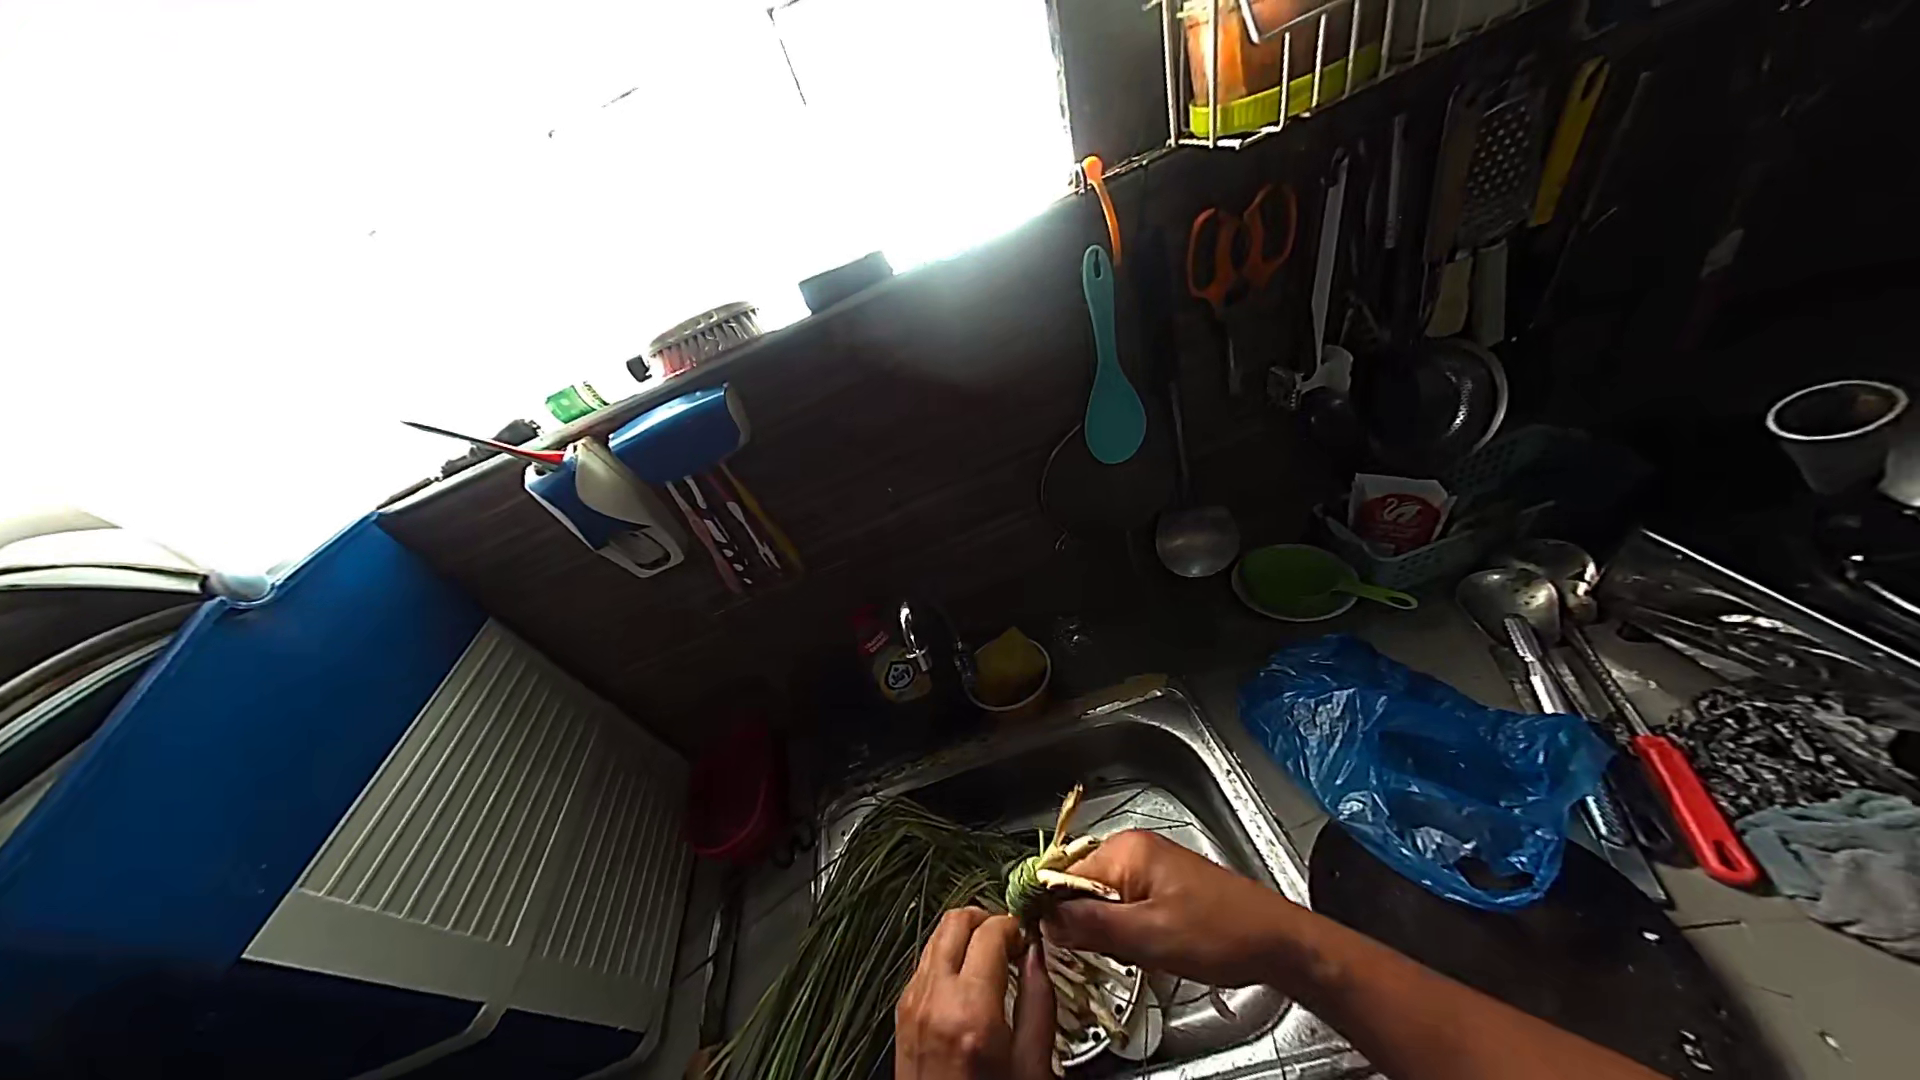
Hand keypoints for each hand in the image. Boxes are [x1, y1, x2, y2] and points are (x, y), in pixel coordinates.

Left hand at [896, 908, 1055, 1079]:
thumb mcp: (1032, 1067)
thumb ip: (1039, 1001)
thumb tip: (1037, 954)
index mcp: (971, 1011)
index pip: (990, 931)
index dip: (1013, 925)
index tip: (1027, 937)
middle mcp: (935, 998)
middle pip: (956, 920)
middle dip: (986, 919)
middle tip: (1008, 938)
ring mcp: (913, 1002)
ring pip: (937, 934)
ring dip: (966, 934)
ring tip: (991, 957)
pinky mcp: (902, 1011)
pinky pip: (926, 961)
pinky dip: (948, 955)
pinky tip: (969, 979)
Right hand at [1042, 829, 1304, 987]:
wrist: (1276, 940)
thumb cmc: (1217, 934)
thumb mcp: (1148, 936)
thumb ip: (1091, 925)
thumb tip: (1044, 920)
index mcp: (1124, 849)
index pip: (1065, 874)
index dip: (1053, 909)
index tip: (1049, 942)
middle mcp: (1131, 847)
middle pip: (1081, 884)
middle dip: (1085, 921)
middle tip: (1107, 951)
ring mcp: (1147, 862)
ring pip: (1101, 897)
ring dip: (1106, 928)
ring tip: (1133, 952)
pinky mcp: (1160, 881)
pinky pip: (1123, 901)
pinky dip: (1124, 926)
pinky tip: (1144, 947)